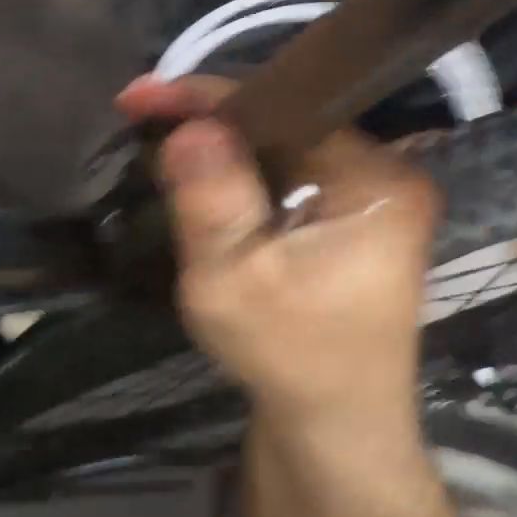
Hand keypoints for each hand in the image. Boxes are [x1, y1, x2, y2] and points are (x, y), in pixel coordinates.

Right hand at [116, 76, 438, 423]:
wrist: (332, 420)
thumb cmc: (286, 352)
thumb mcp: (233, 279)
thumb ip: (212, 200)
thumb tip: (189, 126)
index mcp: (372, 184)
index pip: (281, 108)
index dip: (204, 97)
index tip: (136, 97)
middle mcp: (381, 176)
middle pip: (279, 118)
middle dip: (204, 116)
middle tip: (136, 117)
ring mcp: (366, 194)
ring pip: (275, 142)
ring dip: (214, 142)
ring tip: (153, 139)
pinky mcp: (346, 213)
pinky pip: (279, 168)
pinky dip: (231, 166)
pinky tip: (192, 172)